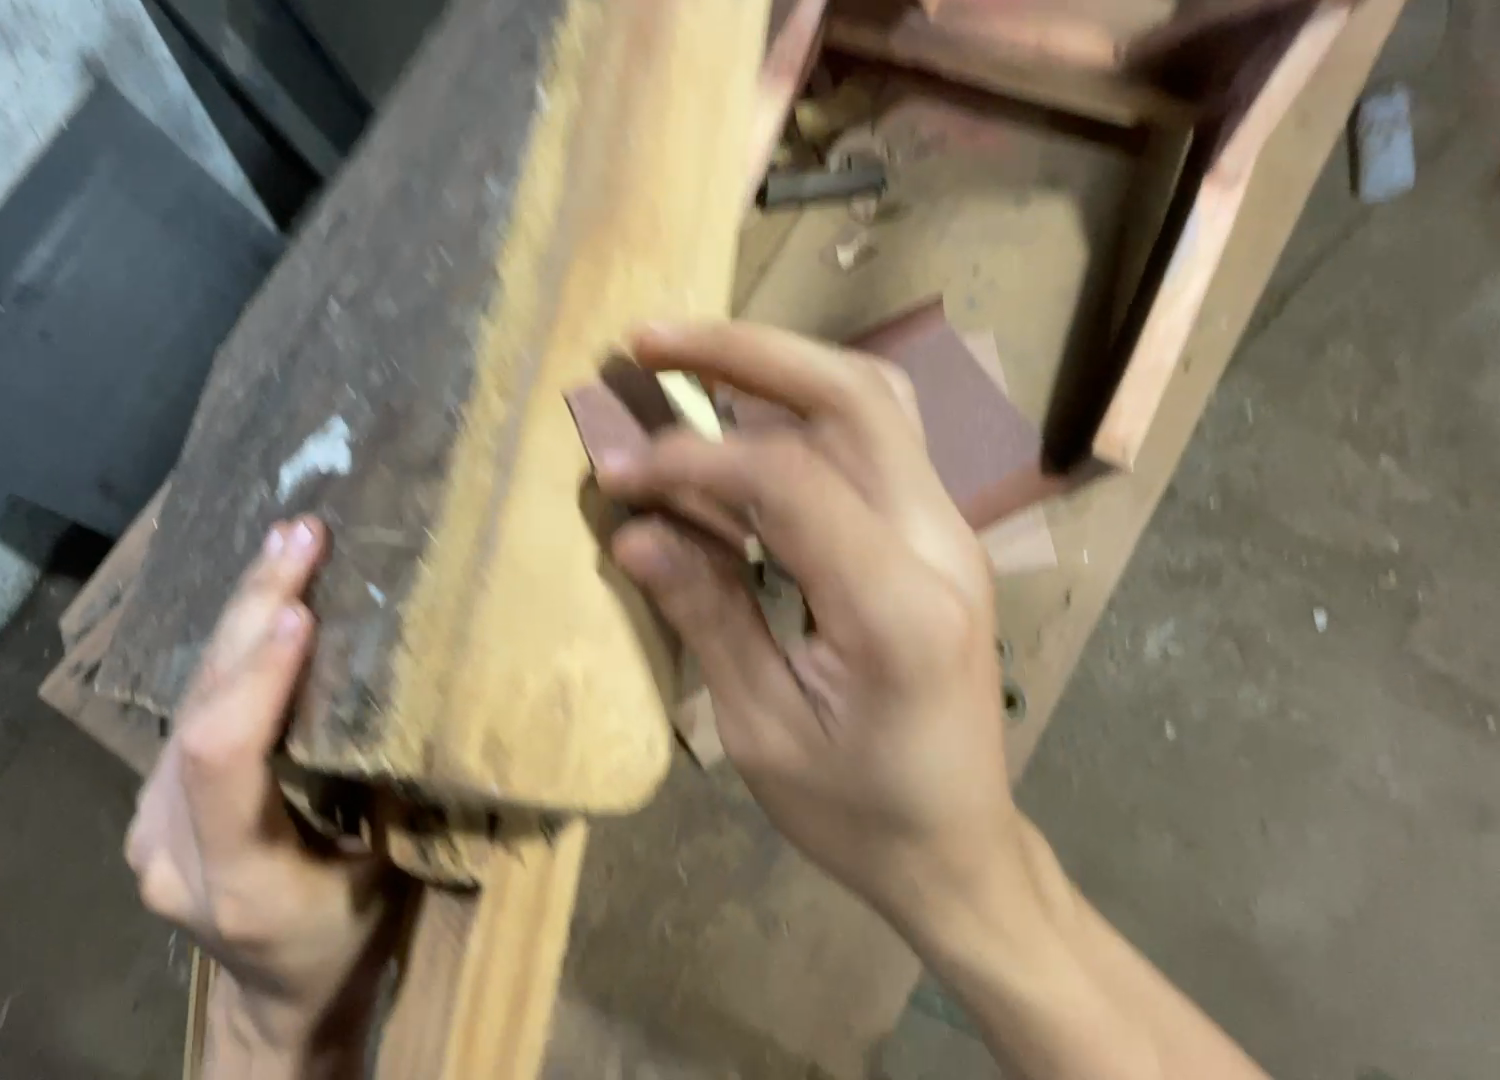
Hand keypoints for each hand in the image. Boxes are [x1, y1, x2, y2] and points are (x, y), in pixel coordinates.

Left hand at [125, 517, 400, 1073]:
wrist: (277, 1006)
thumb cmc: (348, 944)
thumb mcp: (386, 878)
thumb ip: (386, 794)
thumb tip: (413, 692)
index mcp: (236, 879)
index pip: (225, 761)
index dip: (257, 680)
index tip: (298, 610)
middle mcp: (167, 848)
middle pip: (194, 711)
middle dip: (249, 612)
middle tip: (297, 536)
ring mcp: (145, 826)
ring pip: (184, 701)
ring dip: (237, 619)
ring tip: (285, 547)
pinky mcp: (150, 806)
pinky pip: (188, 711)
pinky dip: (230, 652)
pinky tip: (261, 600)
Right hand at [593, 322, 1024, 929]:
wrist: (957, 848)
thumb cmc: (857, 810)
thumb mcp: (760, 729)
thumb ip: (705, 616)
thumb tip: (634, 531)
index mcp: (896, 607)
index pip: (788, 481)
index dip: (691, 460)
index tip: (618, 472)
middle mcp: (937, 546)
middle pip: (854, 397)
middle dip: (745, 354)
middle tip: (649, 341)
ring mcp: (945, 533)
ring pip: (871, 402)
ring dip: (773, 368)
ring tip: (683, 361)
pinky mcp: (931, 537)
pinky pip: (867, 444)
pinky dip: (792, 416)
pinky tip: (731, 424)